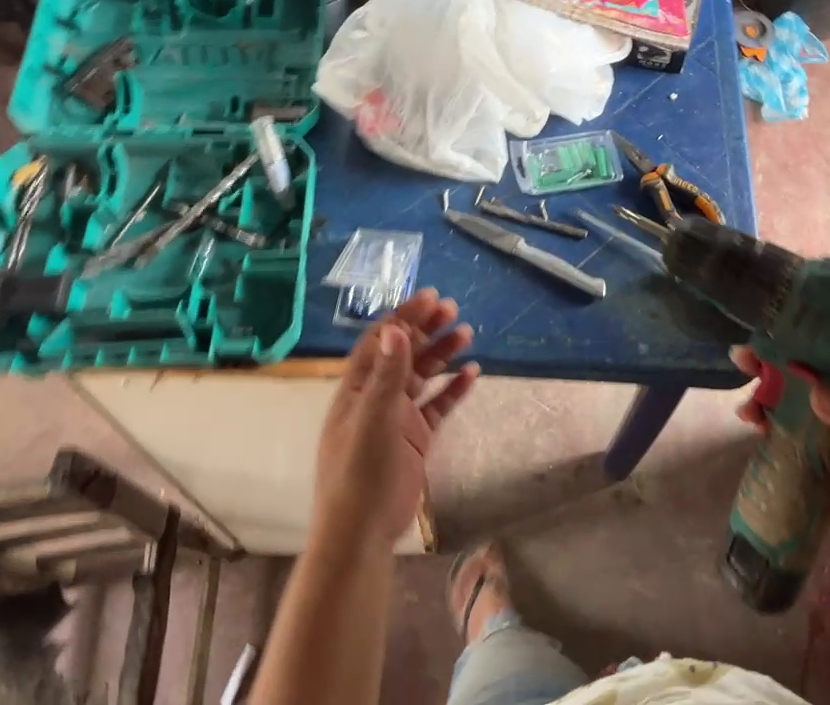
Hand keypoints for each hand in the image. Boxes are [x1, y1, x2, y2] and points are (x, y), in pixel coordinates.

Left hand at [314, 289, 479, 545]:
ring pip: (423, 376)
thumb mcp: (372, 419)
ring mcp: (397, 417)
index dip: (404, 317)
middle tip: (452, 309)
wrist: (362, 530)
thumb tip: (396, 328)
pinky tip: (472, 373)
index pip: (381, 342)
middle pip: (403, 353)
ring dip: (442, 354)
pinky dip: (453, 389)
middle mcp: (376, 396)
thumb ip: (386, 375)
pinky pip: (438, 406)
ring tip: (467, 333)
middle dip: (425, 329)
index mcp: (357, 388)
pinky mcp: (416, 438)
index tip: (430, 298)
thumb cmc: (359, 471)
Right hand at [731, 346, 829, 552]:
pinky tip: (750, 422)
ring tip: (746, 407)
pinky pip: (784, 433)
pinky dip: (765, 424)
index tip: (773, 335)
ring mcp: (828, 431)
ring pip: (788, 404)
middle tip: (743, 358)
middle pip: (804, 377)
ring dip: (764, 397)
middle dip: (771, 366)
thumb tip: (815, 390)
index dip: (804, 343)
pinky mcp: (813, 457)